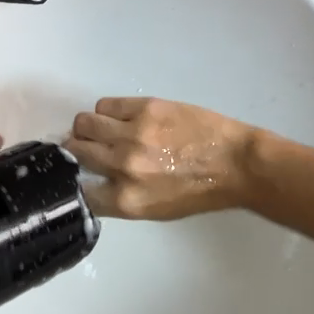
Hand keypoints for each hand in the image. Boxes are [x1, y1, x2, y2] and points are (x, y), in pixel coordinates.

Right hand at [64, 97, 256, 219]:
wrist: (235, 163)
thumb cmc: (199, 192)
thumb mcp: (156, 209)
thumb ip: (122, 196)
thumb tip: (95, 178)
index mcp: (128, 200)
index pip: (81, 190)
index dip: (77, 180)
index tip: (80, 173)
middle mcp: (123, 166)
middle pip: (77, 150)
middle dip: (78, 149)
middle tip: (88, 146)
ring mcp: (132, 133)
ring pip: (85, 122)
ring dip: (88, 127)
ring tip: (102, 129)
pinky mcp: (144, 107)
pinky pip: (106, 104)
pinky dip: (108, 111)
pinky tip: (121, 117)